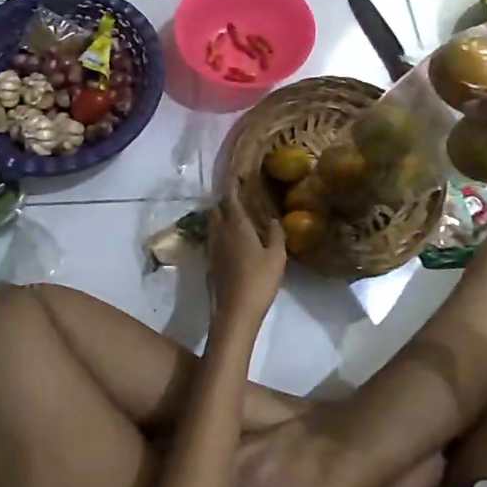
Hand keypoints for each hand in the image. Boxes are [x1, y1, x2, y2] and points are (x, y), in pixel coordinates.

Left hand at [207, 188, 286, 334]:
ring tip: (236, 217)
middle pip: (217, 209)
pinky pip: (213, 239)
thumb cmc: (259, 281)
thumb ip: (276, 235)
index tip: (237, 175)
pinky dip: (221, 233)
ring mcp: (212, 248)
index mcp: (236, 226)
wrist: (234, 312)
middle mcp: (220, 232)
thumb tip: (274, 220)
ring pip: (213, 224)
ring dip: (221, 216)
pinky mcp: (210, 262)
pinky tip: (233, 241)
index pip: (231, 198)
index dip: (233, 185)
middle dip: (225, 200)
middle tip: (239, 197)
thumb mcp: (277, 257)